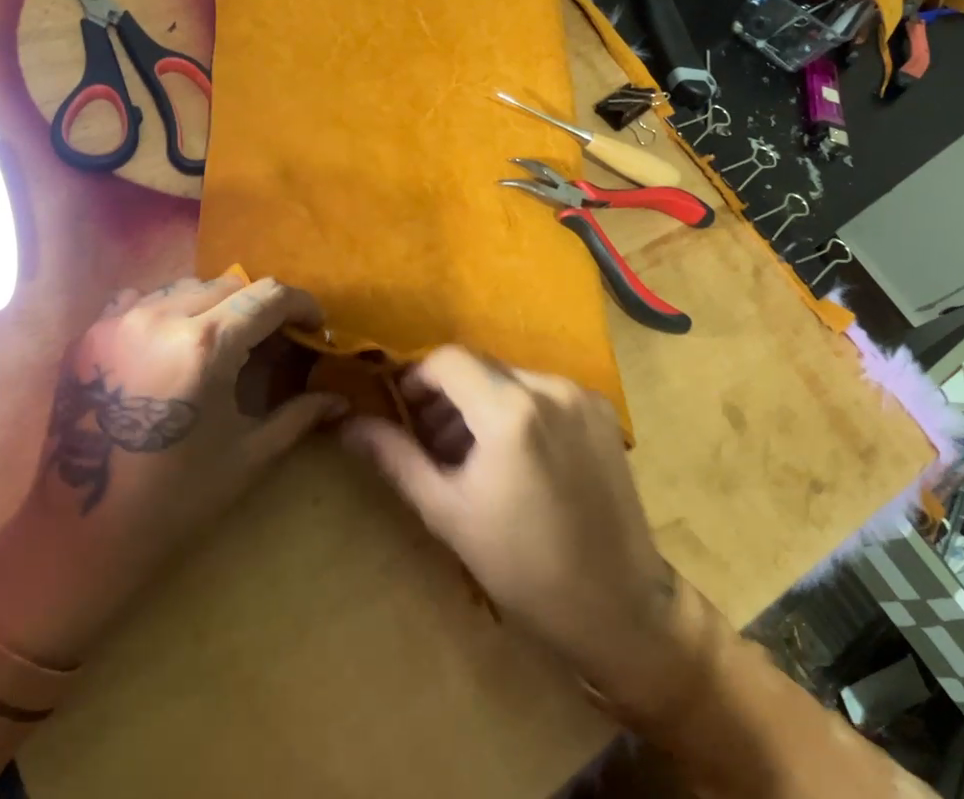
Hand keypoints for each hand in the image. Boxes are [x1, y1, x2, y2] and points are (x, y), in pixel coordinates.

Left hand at [0, 274, 345, 665]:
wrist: (85, 527)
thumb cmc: (177, 497)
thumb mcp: (249, 454)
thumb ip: (299, 415)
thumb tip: (342, 400)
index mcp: (206, 346)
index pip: (268, 297)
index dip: (302, 305)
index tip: (315, 327)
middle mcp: (160, 317)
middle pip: (228, 284)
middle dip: (261, 306)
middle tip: (275, 341)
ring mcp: (118, 321)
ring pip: (184, 287)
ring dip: (216, 305)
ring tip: (226, 342)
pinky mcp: (90, 335)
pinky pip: (140, 300)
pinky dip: (167, 311)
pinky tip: (174, 345)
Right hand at [343, 346, 705, 721]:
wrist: (616, 603)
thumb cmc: (521, 565)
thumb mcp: (446, 511)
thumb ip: (395, 457)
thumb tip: (347, 424)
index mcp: (511, 410)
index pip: (447, 360)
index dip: (415, 379)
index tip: (401, 414)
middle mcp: (552, 388)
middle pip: (480, 366)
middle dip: (447, 396)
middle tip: (430, 443)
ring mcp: (584, 398)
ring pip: (512, 379)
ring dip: (481, 404)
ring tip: (471, 457)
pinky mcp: (603, 414)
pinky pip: (545, 394)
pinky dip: (517, 411)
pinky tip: (513, 459)